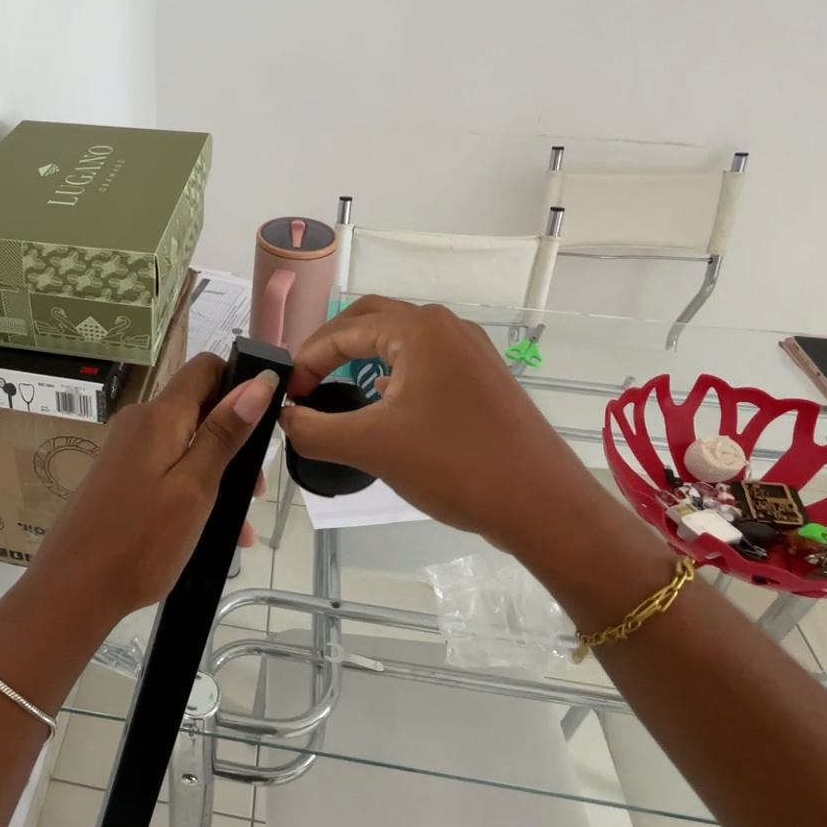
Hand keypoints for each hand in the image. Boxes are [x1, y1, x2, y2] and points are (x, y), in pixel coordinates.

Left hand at [26, 353, 278, 624]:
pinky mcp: (118, 477)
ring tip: (239, 526)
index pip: (206, 368)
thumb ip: (225, 433)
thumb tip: (259, 381)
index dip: (240, 383)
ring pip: (186, 445)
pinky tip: (209, 532)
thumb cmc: (141, 540)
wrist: (72, 588)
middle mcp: (140, 423)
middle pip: (199, 408)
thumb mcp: (195, 488)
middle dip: (234, 440)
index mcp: (160, 416)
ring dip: (218, 475)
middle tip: (255, 490)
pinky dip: (192, 490)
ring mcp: (125, 451)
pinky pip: (166, 469)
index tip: (265, 421)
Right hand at [278, 296, 624, 562]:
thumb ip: (314, 429)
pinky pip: (425, 362)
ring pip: (400, 340)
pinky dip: (392, 373)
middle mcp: (446, 327)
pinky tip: (382, 403)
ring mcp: (470, 351)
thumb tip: (284, 417)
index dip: (307, 362)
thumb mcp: (371, 447)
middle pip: (370, 321)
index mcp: (418, 329)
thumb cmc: (455, 466)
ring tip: (335, 389)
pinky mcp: (483, 378)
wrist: (543, 506)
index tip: (288, 397)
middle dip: (331, 348)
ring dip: (362, 357)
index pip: (342, 332)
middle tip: (305, 383)